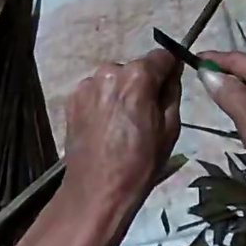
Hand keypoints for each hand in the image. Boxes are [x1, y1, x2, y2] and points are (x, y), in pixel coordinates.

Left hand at [57, 49, 179, 245]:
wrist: (97, 189)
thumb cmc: (140, 162)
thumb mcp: (171, 128)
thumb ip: (172, 92)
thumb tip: (172, 72)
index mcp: (137, 76)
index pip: (162, 56)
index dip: (169, 70)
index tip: (169, 86)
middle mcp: (109, 71)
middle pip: (135, 68)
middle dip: (143, 84)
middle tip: (144, 114)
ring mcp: (87, 84)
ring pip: (114, 80)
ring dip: (121, 93)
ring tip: (121, 124)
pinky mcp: (72, 98)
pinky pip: (96, 92)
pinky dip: (103, 102)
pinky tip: (104, 127)